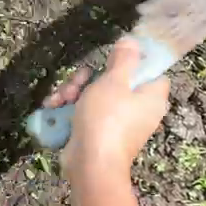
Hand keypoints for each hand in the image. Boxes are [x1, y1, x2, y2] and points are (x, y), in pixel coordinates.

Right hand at [42, 38, 168, 182]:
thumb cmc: (107, 119)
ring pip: (95, 94)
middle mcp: (139, 109)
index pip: (150, 70)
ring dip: (73, 92)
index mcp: (151, 96)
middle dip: (88, 78)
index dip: (130, 61)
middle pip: (115, 80)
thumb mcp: (114, 81)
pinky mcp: (99, 131)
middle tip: (76, 82)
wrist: (91, 164)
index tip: (110, 59)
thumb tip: (132, 41)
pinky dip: (70, 108)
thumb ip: (124, 58)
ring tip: (59, 99)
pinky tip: (53, 108)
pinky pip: (86, 111)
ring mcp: (118, 122)